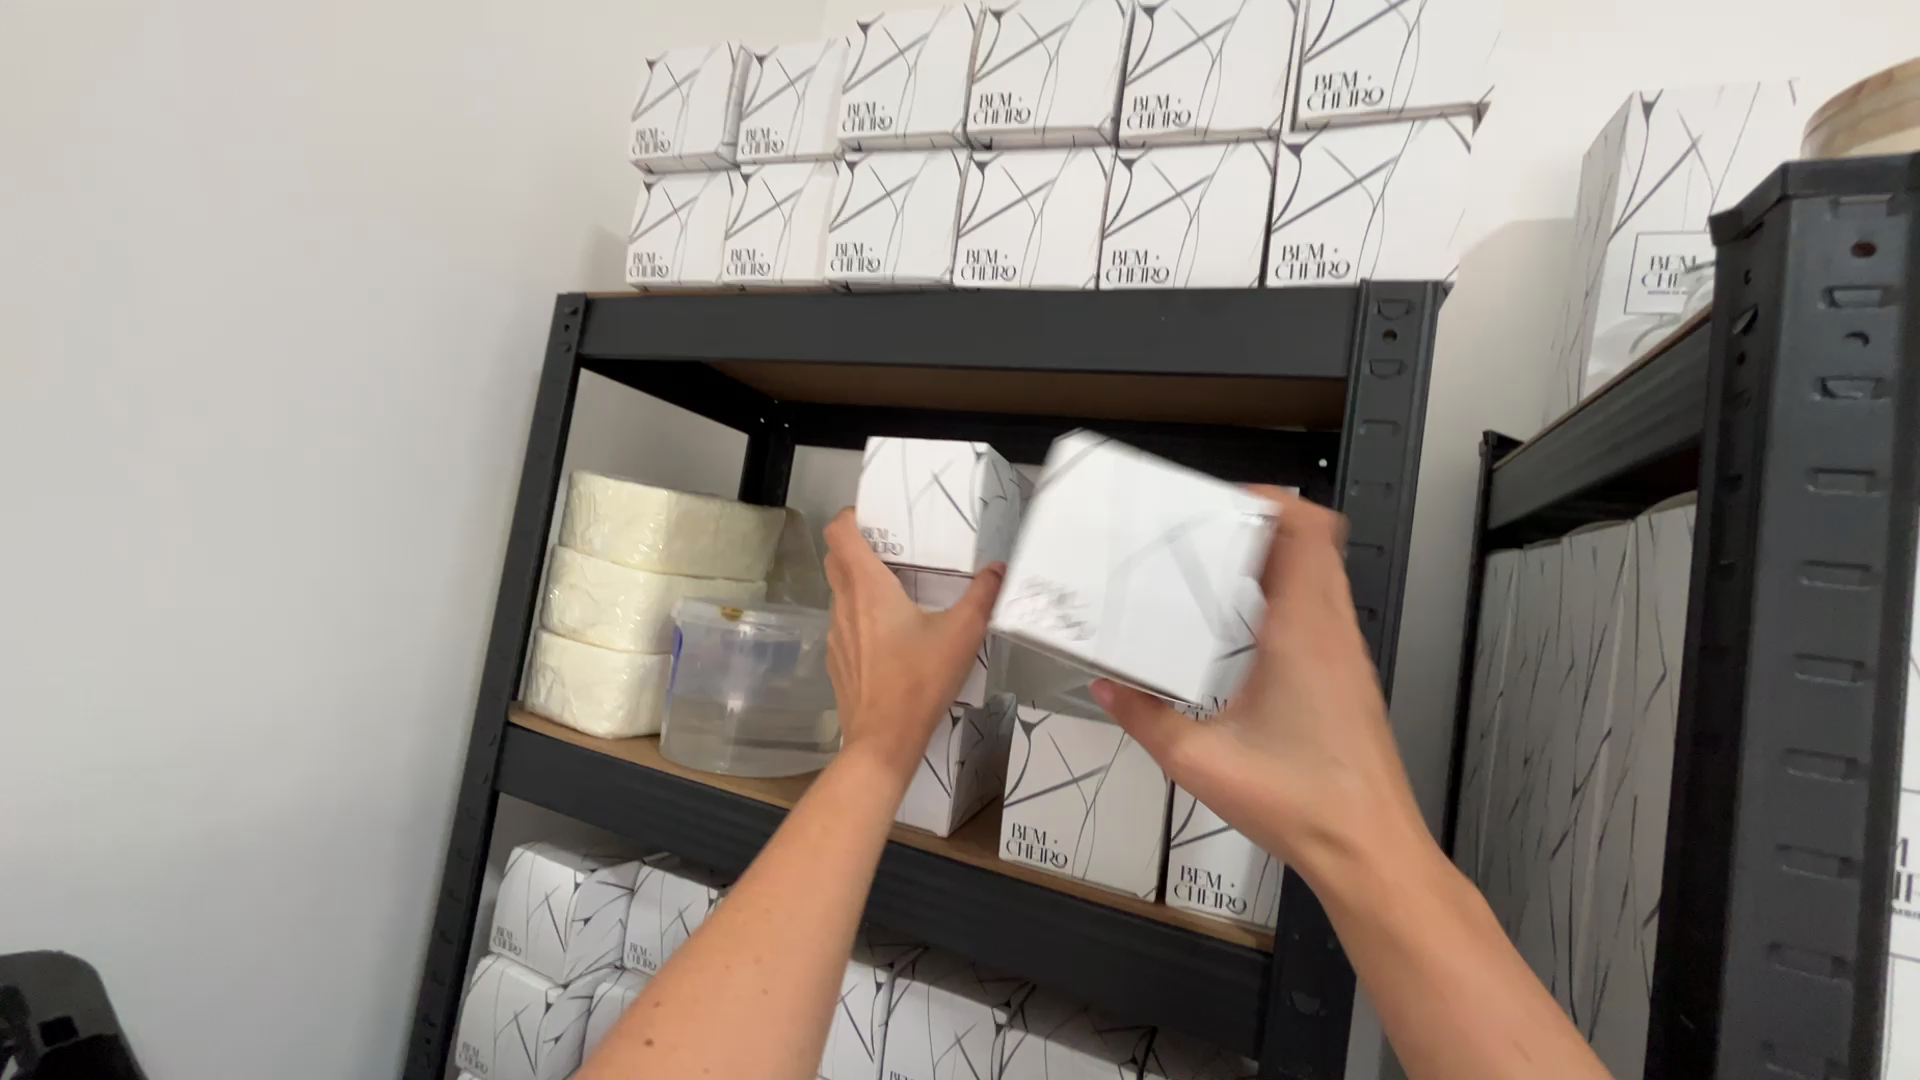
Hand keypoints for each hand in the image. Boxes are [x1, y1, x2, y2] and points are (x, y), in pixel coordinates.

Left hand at [822, 509, 1004, 786]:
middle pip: (836, 558)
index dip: (852, 516)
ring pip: (840, 592)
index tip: (876, 517)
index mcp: (867, 587)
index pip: (839, 532)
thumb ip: (983, 595)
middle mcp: (844, 604)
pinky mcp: (837, 659)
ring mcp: (835, 633)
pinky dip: (861, 616)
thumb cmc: (919, 681)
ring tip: (898, 591)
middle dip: (858, 545)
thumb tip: (999, 569)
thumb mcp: (962, 634)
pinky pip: (845, 623)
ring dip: (860, 582)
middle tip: (894, 550)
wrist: (883, 741)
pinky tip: (890, 637)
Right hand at [1089, 490, 1428, 882]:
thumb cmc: (1297, 803)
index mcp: (1302, 634)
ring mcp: (1348, 654)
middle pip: (1316, 541)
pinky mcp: (1349, 676)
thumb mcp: (1198, 761)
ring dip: (1278, 555)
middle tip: (1206, 530)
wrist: (1369, 853)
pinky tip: (1246, 624)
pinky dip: (1290, 589)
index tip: (1221, 502)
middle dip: (1262, 522)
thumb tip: (1105, 689)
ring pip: (1324, 572)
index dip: (1270, 502)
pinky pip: (1325, 605)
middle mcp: (1333, 633)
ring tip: (1218, 566)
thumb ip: (1142, 718)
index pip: (1306, 533)